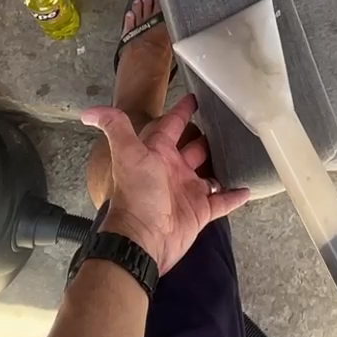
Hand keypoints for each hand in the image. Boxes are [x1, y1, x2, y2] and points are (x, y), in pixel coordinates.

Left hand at [84, 94, 250, 273]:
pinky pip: (222, 200)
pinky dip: (235, 195)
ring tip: (243, 149)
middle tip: (229, 121)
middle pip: (195, 147)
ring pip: (211, 171)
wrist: (142, 240)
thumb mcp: (127, 154)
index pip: (172, 124)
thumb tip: (87, 111)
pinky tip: (250, 187)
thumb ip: (114, 127)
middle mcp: (174, 168)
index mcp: (158, 152)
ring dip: (223, 163)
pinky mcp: (201, 211)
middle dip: (208, 136)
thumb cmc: (137, 193)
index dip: (183, 110)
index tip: (198, 96)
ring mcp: (188, 190)